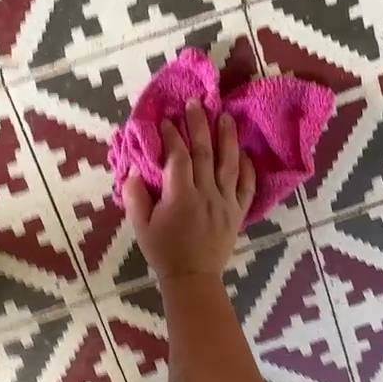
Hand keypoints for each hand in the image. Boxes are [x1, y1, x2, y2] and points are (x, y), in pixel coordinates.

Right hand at [124, 101, 256, 282]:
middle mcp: (206, 194)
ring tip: (226, 116)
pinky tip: (245, 152)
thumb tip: (134, 170)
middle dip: (199, 125)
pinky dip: (248, 168)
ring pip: (229, 163)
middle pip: (204, 152)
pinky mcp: (238, 212)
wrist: (193, 278)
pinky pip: (247, 186)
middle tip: (196, 103)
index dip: (172, 136)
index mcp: (180, 196)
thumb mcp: (140, 226)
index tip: (166, 120)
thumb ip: (136, 196)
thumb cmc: (164, 251)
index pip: (178, 157)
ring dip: (227, 138)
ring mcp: (225, 202)